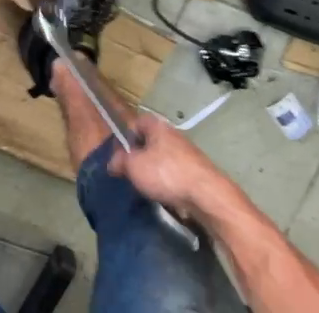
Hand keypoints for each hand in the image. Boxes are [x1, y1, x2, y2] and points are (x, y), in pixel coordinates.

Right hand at [108, 114, 238, 218]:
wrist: (205, 194)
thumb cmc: (165, 173)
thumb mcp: (134, 166)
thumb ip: (120, 161)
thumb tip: (113, 162)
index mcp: (157, 126)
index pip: (136, 123)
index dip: (126, 138)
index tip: (121, 157)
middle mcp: (172, 134)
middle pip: (149, 142)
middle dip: (139, 158)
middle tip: (131, 175)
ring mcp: (186, 152)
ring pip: (162, 159)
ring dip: (153, 172)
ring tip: (147, 189)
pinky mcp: (195, 170)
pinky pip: (174, 172)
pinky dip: (167, 182)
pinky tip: (164, 195)